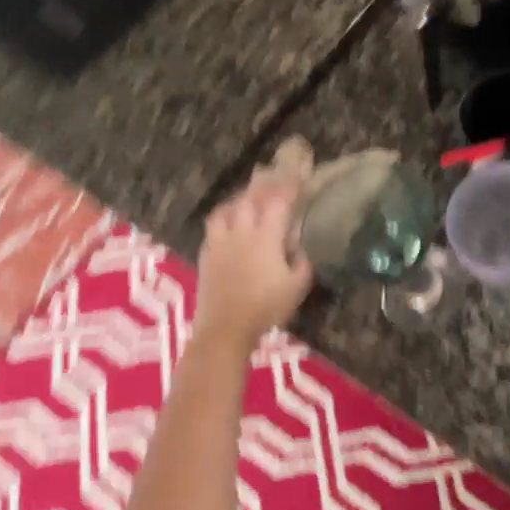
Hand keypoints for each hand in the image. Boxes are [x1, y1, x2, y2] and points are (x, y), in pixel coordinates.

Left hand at [191, 178, 314, 356]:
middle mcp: (241, 233)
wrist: (225, 330)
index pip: (278, 202)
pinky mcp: (206, 256)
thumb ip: (303, 261)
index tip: (299, 179)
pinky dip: (222, 219)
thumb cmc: (266, 307)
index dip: (289, 188)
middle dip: (263, 188)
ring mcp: (220, 243)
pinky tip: (228, 225)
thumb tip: (301, 247)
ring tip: (247, 201)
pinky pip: (212, 228)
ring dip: (238, 201)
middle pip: (249, 199)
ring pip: (225, 210)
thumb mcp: (298, 286)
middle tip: (273, 184)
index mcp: (266, 237)